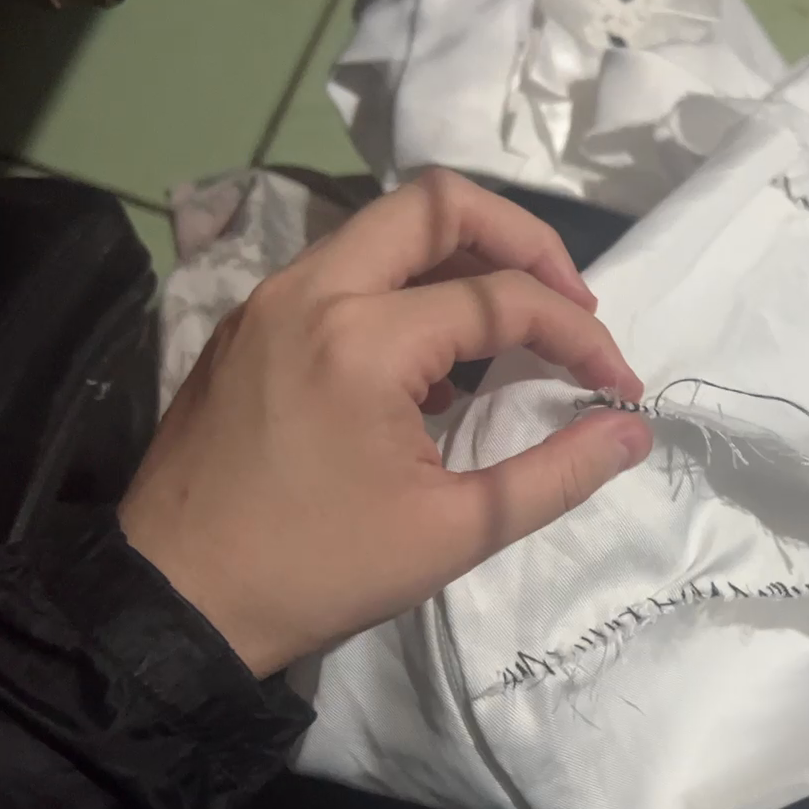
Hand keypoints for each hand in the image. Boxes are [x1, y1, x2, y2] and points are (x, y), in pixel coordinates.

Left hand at [119, 169, 652, 676]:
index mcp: (363, 338)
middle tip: (572, 303)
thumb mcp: (457, 532)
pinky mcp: (252, 325)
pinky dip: (412, 291)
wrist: (174, 604)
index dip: (580, 337)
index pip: (503, 299)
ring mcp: (271, 301)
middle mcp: (311, 291)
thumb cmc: (320, 571)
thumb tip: (634, 430)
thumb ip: (558, 475)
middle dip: (525, 243)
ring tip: (515, 325)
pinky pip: (349, 273)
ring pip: (387, 229)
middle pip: (437, 204)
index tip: (618, 384)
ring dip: (467, 260)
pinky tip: (436, 361)